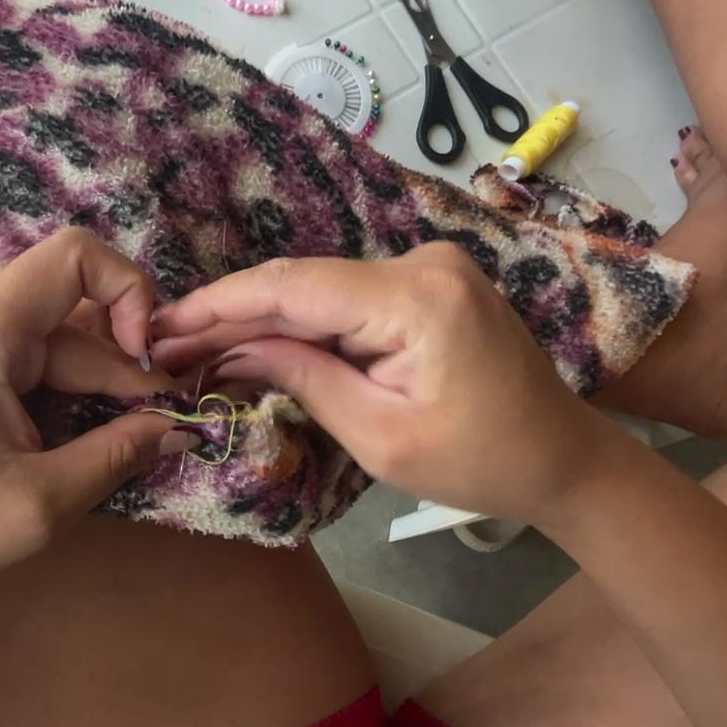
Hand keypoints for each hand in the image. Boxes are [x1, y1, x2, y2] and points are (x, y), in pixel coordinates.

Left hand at [0, 228, 189, 604]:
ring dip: (96, 387)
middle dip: (123, 367)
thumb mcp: (43, 502)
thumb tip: (181, 426)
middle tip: (165, 422)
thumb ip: (119, 454)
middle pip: (71, 319)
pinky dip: (64, 393)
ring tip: (131, 436)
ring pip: (54, 346)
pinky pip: (27, 362)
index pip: (73, 257)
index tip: (149, 360)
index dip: (129, 291)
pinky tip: (84, 433)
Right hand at [150, 243, 613, 522]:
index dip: (220, 305)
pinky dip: (300, 323)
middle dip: (229, 314)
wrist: (563, 458)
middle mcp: (421, 263)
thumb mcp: (379, 437)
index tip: (163, 326)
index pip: (293, 287)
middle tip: (164, 341)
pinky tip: (254, 340)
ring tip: (194, 344)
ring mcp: (426, 267)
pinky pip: (345, 299)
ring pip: (318, 290)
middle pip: (300, 284)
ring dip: (258, 319)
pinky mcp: (425, 283)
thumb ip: (302, 378)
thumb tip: (229, 349)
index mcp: (416, 299)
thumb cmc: (480, 463)